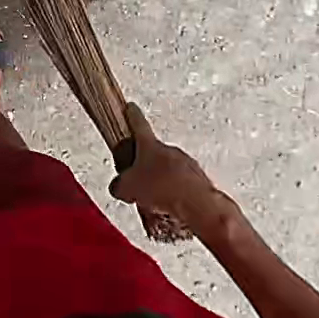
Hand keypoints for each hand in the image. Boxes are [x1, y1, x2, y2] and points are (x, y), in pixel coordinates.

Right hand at [110, 103, 234, 236]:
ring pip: (170, 171)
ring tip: (155, 203)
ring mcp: (188, 165)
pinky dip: (176, 196)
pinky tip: (170, 209)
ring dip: (162, 183)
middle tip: (138, 182)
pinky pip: (183, 186)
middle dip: (146, 166)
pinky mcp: (200, 183)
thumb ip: (119, 185)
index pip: (138, 124)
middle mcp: (171, 151)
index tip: (131, 107)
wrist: (195, 205)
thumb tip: (118, 187)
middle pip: (154, 153)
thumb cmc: (163, 189)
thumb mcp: (127, 188)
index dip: (132, 115)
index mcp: (150, 145)